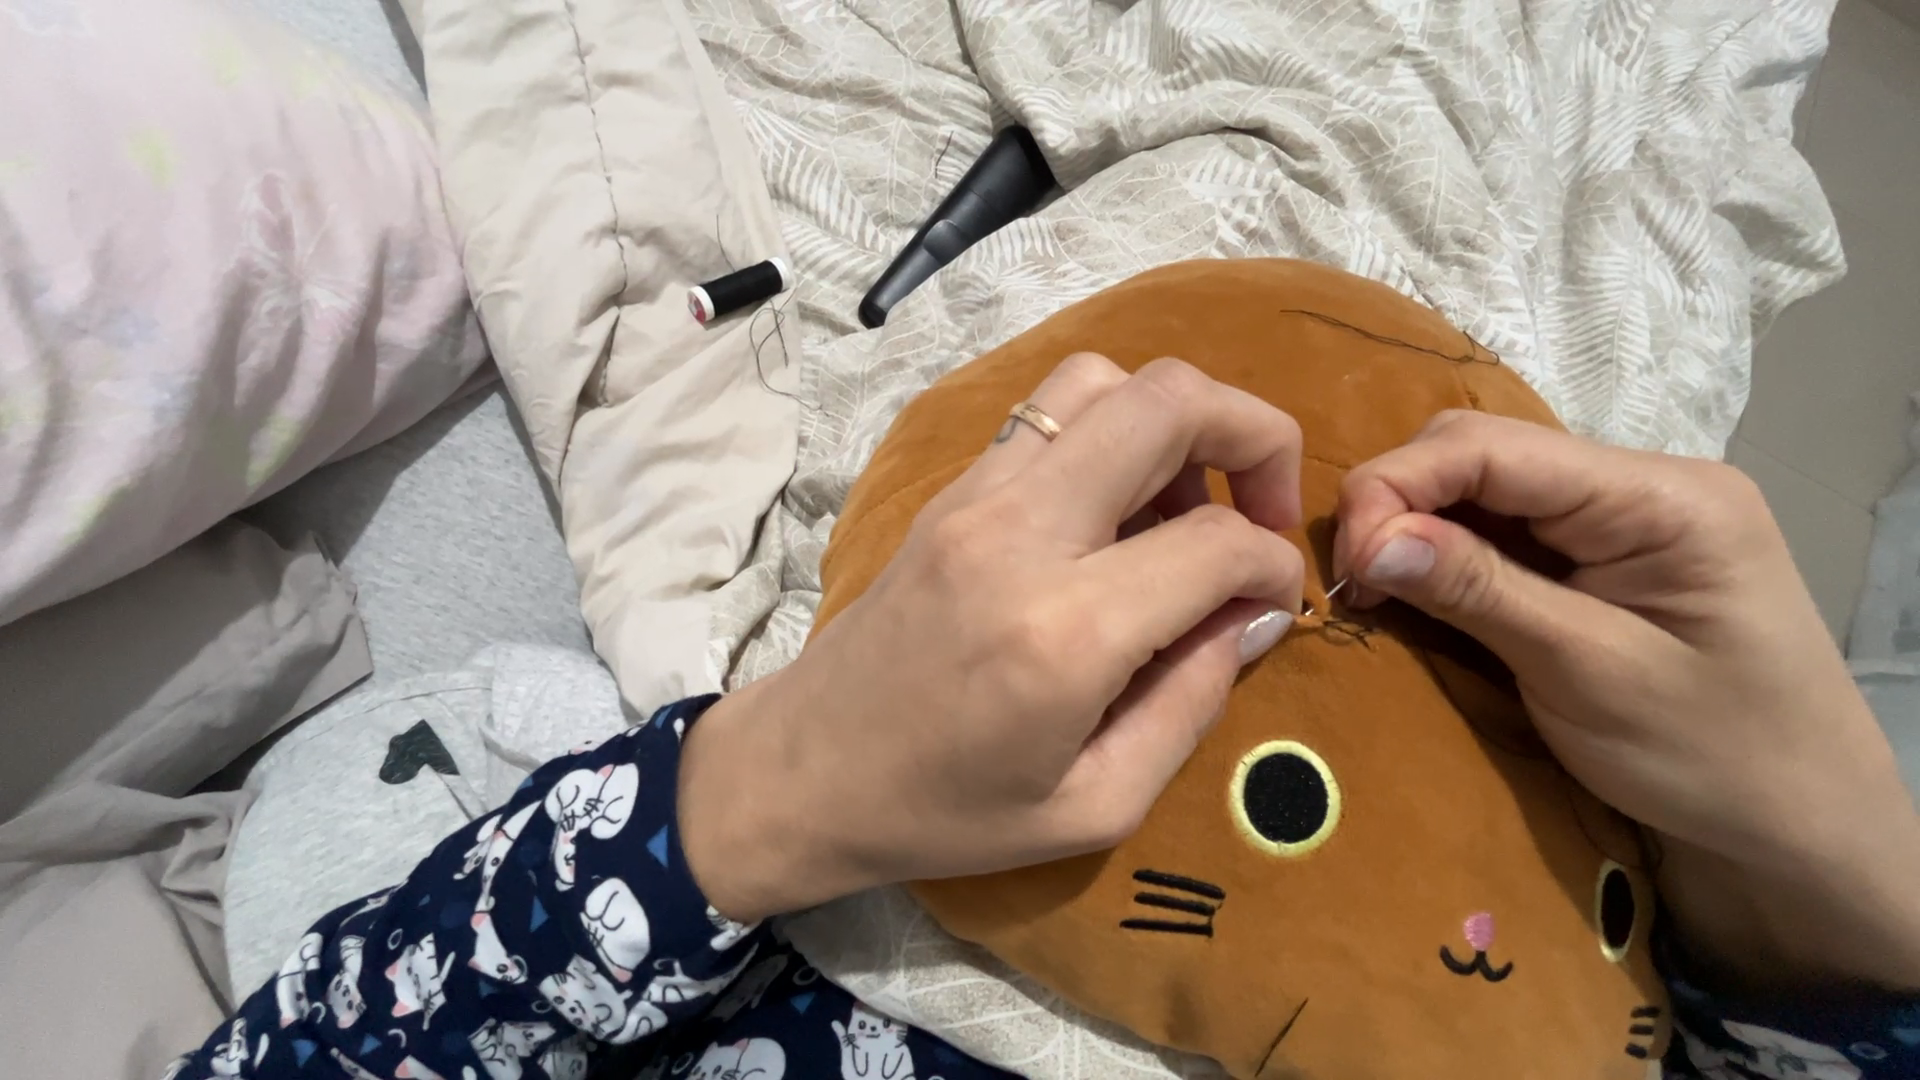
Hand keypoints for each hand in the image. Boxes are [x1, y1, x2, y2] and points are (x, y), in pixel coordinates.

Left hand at [681, 354, 1308, 921]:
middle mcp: (1020, 533)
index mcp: (1065, 631)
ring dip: (1172, 423)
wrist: (806, 768)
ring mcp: (975, 496)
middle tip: (1259, 511)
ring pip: (1101, 380)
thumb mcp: (1095, 802)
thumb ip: (1191, 702)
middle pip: (1168, 401)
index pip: (1216, 541)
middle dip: (1253, 435)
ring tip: (1179, 508)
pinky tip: (1112, 511)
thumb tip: (1251, 613)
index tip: (1273, 602)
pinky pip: (1047, 414)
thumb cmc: (945, 811)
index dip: (1274, 565)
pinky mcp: (950, 490)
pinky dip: (1109, 432)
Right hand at [1333, 410, 1919, 990]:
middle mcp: (1632, 481)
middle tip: (1356, 578)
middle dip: (1394, 500)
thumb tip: (1368, 543)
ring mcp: (1608, 511)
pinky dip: (1430, 545)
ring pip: (1469, 479)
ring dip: (1405, 522)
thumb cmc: (1711, 755)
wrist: (1793, 820)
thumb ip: (1477, 592)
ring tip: (1372, 584)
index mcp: (1659, 497)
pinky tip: (1410, 582)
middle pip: (1473, 448)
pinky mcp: (1583, 546)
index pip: (1489, 448)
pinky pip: (1484, 520)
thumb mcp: (1586, 673)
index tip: (1349, 563)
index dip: (1395, 487)